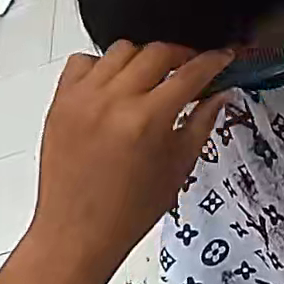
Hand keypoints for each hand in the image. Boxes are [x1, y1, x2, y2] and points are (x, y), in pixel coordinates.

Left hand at [30, 42, 232, 276]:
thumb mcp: (181, 163)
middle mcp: (113, 101)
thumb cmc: (131, 208)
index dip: (214, 60)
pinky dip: (103, 65)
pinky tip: (115, 84)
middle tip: (193, 67)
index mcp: (149, 119)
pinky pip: (82, 62)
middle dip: (183, 54)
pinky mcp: (59, 103)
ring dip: (144, 57)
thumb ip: (203, 120)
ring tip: (154, 75)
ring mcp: (82, 99)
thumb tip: (221, 93)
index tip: (224, 56)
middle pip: (157, 51)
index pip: (191, 72)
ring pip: (121, 50)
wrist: (78, 233)